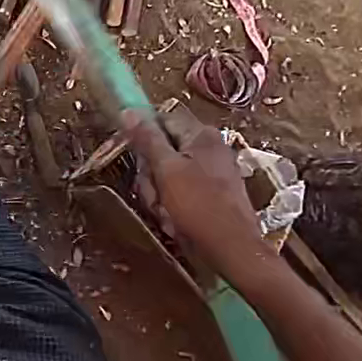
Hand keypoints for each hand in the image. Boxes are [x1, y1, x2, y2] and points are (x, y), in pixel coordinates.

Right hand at [121, 109, 276, 283]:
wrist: (233, 250)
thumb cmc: (199, 206)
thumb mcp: (167, 170)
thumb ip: (147, 139)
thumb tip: (129, 110)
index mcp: (201, 135)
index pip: (161, 121)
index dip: (143, 139)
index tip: (135, 159)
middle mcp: (209, 148)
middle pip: (162, 151)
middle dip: (152, 177)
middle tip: (155, 195)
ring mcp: (212, 172)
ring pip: (168, 176)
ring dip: (160, 197)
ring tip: (167, 214)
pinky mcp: (212, 194)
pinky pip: (181, 193)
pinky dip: (173, 208)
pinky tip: (176, 222)